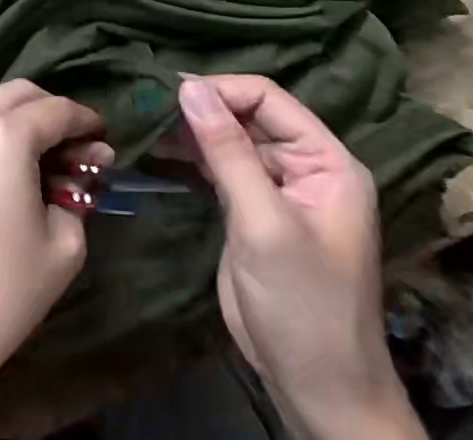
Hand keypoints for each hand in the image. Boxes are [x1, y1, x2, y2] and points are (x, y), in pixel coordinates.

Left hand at [0, 79, 108, 439]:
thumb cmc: (1, 288)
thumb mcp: (64, 243)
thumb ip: (78, 193)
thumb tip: (82, 168)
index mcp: (2, 134)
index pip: (57, 110)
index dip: (88, 122)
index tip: (106, 142)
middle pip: (18, 95)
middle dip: (52, 113)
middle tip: (76, 151)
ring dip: (19, 123)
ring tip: (42, 166)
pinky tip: (2, 176)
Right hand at [178, 74, 426, 439]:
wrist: (315, 384)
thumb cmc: (302, 303)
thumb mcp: (264, 222)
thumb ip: (228, 152)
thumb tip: (189, 87)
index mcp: (326, 162)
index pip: (269, 100)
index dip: (220, 90)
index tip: (168, 93)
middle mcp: (304, 167)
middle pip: (247, 114)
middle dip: (201, 107)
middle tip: (147, 105)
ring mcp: (277, 188)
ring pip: (230, 138)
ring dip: (191, 129)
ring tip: (146, 122)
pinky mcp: (250, 209)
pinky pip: (220, 166)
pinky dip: (191, 155)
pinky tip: (159, 148)